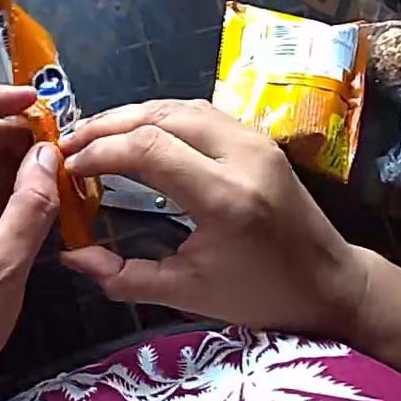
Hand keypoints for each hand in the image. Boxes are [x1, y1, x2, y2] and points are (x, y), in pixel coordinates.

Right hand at [60, 99, 374, 337]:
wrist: (332, 282)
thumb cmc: (261, 295)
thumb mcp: (187, 293)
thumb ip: (124, 276)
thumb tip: (72, 255)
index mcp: (225, 196)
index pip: (149, 149)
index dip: (100, 152)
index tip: (68, 169)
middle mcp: (241, 155)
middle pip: (160, 116)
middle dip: (106, 126)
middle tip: (69, 144)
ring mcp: (254, 140)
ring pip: (179, 106)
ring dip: (131, 116)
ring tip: (93, 135)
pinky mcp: (258, 137)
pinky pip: (199, 112)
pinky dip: (159, 116)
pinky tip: (136, 132)